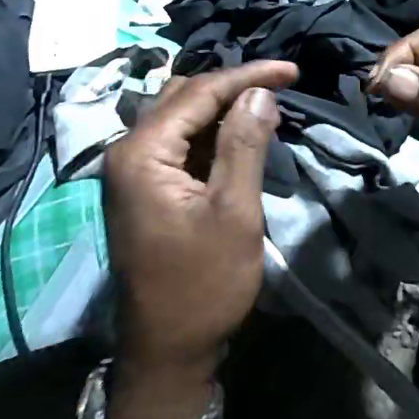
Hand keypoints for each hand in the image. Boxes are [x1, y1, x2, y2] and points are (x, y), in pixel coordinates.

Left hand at [103, 61, 297, 418]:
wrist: (167, 348)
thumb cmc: (203, 284)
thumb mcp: (233, 212)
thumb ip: (244, 146)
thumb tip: (259, 94)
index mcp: (141, 152)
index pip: (198, 92)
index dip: (247, 76)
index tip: (292, 70)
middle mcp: (127, 152)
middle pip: (183, 98)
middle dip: (232, 87)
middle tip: (280, 87)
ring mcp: (131, 172)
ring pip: (178, 119)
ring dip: (221, 109)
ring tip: (265, 107)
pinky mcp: (143, 190)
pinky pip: (176, 145)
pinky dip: (208, 135)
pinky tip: (238, 136)